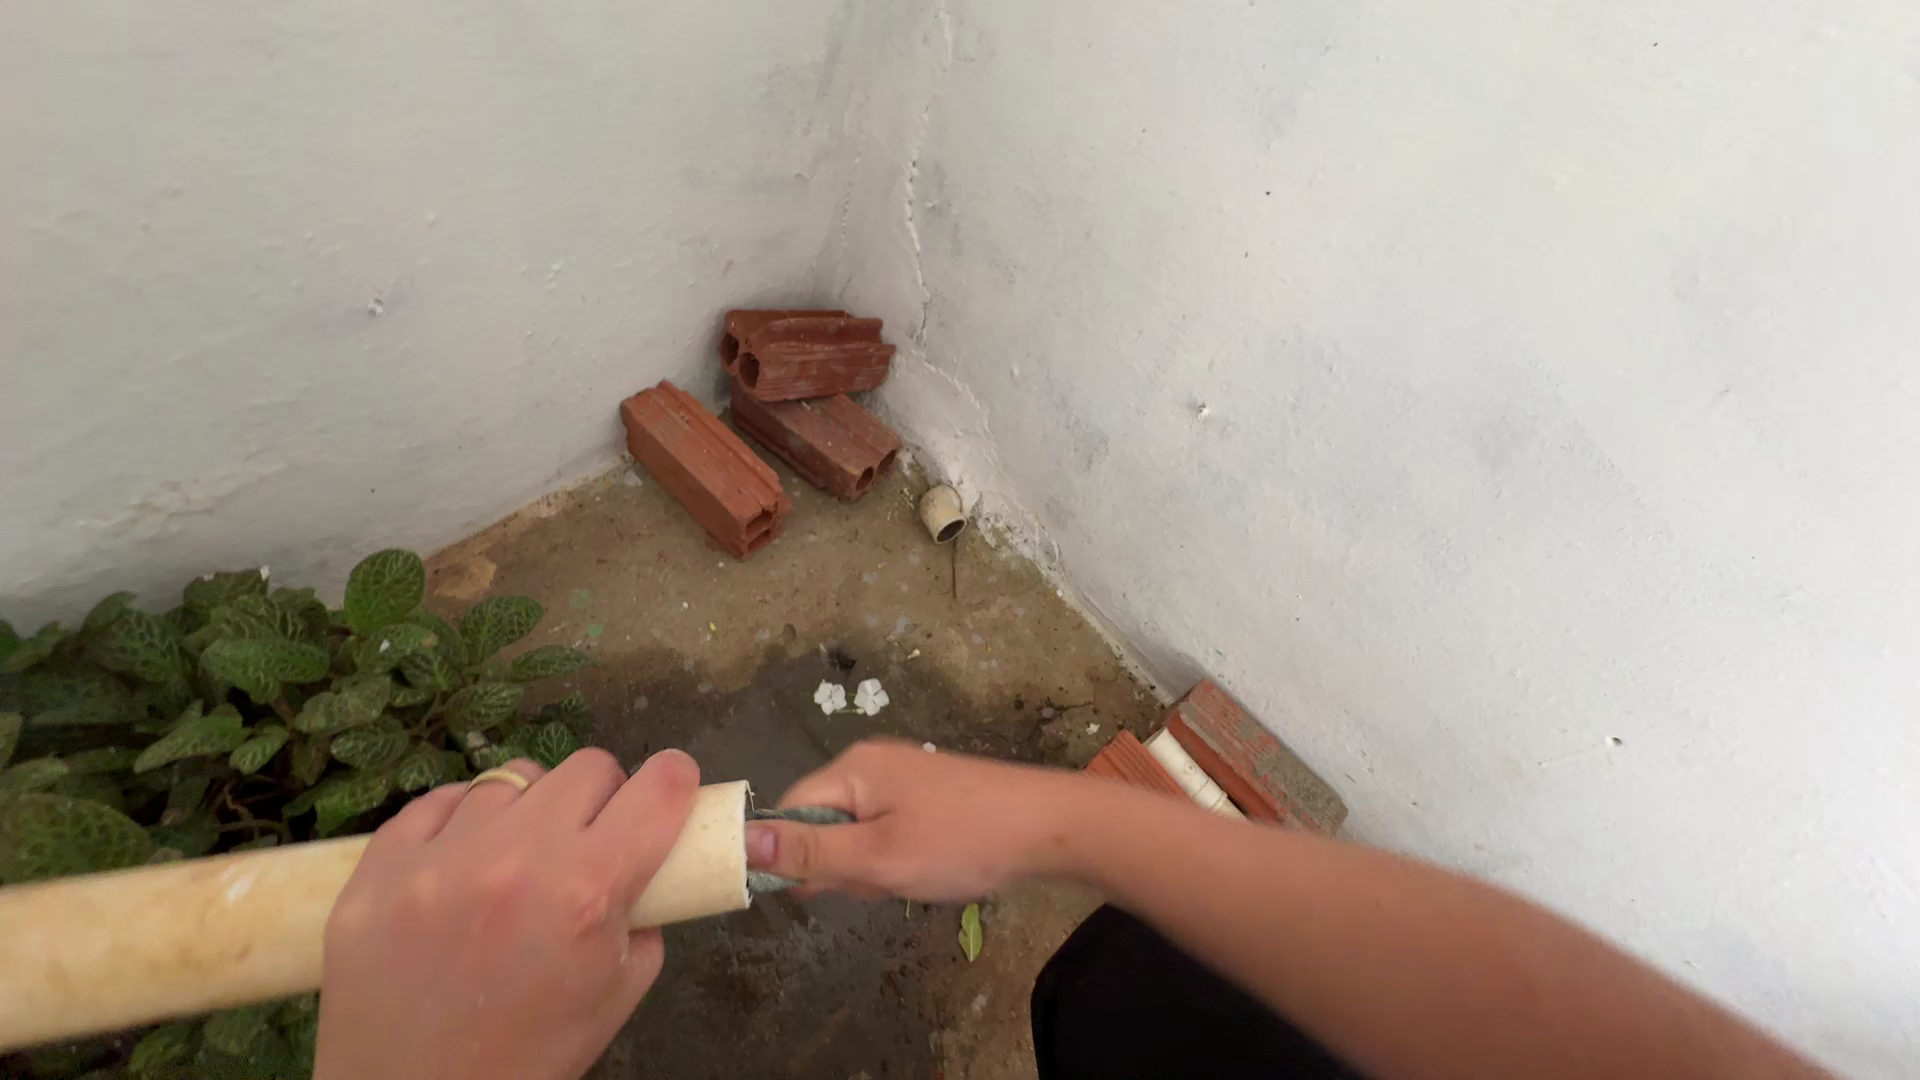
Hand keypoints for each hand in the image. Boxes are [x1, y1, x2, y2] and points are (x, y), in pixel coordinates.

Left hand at [314, 748, 698, 1079]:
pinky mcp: (379, 871)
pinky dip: (463, 819)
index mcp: (591, 887)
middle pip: (591, 765)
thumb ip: (648, 905)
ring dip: (532, 806)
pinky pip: (441, 800)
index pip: (662, 783)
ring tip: (517, 853)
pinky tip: (462, 859)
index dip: (678, 778)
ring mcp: (442, 860)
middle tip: (590, 838)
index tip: (671, 793)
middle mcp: (522, 858)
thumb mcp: (625, 984)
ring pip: (515, 776)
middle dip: (605, 796)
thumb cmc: (535, 1052)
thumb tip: (647, 853)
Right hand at [743, 739, 1092, 901]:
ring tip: (913, 874)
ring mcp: (903, 777)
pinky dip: (899, 856)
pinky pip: (888, 829)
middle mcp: (873, 763)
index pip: (790, 809)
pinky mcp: (926, 795)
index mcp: (854, 767)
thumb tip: (742, 837)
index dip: (792, 853)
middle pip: (824, 822)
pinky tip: (928, 867)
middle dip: (843, 863)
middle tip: (883, 878)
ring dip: (874, 866)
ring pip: (858, 833)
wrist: (1047, 826)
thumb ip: (810, 850)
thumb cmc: (959, 840)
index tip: (818, 890)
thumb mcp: (878, 855)